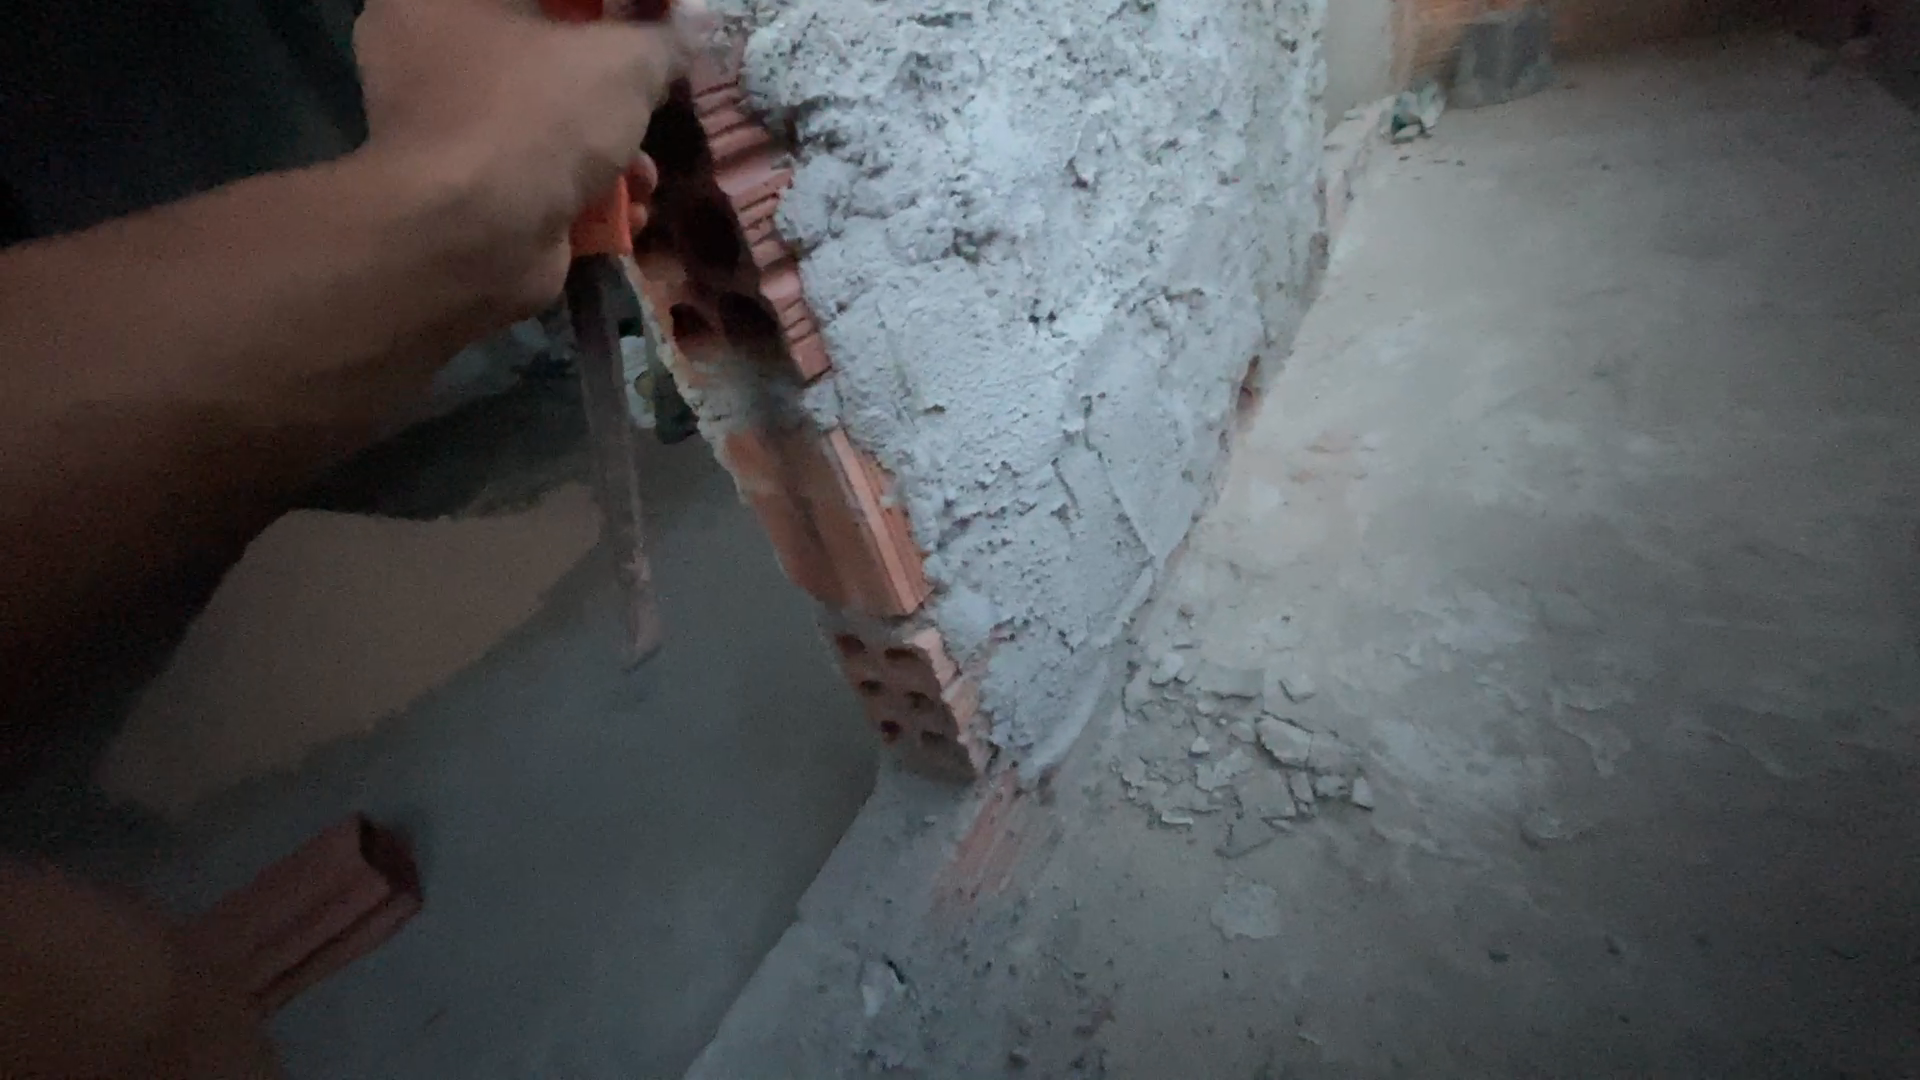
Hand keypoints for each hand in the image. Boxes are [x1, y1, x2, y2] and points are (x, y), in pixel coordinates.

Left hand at [352, 0, 699, 312]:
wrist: (473, 236)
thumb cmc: (537, 120)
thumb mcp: (622, 64)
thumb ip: (660, 42)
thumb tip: (686, 32)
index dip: (610, 12)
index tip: (653, 32)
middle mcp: (432, 47)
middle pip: (550, 58)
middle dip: (617, 96)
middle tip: (651, 110)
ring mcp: (445, 125)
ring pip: (550, 125)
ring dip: (613, 158)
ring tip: (643, 181)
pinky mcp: (466, 189)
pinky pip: (537, 177)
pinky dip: (585, 198)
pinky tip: (624, 217)